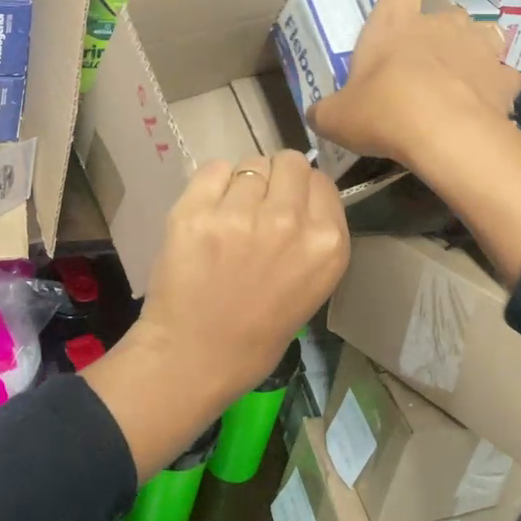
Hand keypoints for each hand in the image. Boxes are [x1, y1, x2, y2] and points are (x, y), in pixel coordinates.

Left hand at [82, 151, 347, 479]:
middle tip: (257, 206)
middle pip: (289, 162)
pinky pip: (213, 169)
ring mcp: (241, 214)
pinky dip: (211, 185)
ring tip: (228, 219)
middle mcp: (290, 222)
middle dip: (275, 178)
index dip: (302, 190)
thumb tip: (297, 193)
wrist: (194, 358)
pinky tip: (206, 214)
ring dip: (241, 185)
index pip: (322, 182)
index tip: (286, 206)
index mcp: (327, 245)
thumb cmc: (255, 334)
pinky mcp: (197, 211)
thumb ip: (311, 236)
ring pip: (250, 165)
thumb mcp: (311, 287)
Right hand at [308, 0, 520, 171]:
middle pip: (445, 14)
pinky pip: (500, 77)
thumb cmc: (384, 112)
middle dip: (437, 33)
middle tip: (422, 65)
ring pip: (481, 38)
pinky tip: (482, 107)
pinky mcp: (505, 80)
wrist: (447, 138)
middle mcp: (441, 25)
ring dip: (470, 52)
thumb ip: (327, 111)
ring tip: (459, 79)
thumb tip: (316, 115)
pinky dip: (492, 88)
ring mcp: (478, 49)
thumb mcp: (337, 116)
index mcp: (395, 22)